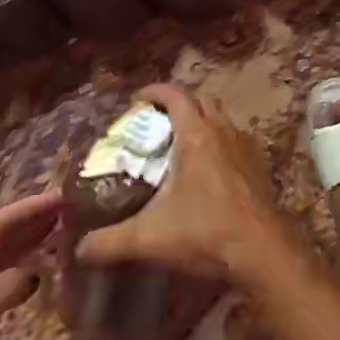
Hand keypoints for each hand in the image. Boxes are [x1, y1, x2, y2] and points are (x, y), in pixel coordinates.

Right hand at [75, 84, 284, 282]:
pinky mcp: (258, 161)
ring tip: (178, 146)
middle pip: (202, 101)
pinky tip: (205, 169)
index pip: (177, 96)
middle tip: (155, 124)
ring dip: (200, 122)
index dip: (156, 92)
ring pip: (221, 118)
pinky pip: (235, 139)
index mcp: (198, 135)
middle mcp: (224, 130)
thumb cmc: (203, 230)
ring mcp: (245, 143)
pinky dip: (217, 142)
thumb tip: (80, 248)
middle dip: (178, 104)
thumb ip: (107, 242)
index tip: (137, 99)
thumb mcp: (146, 238)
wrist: (258, 245)